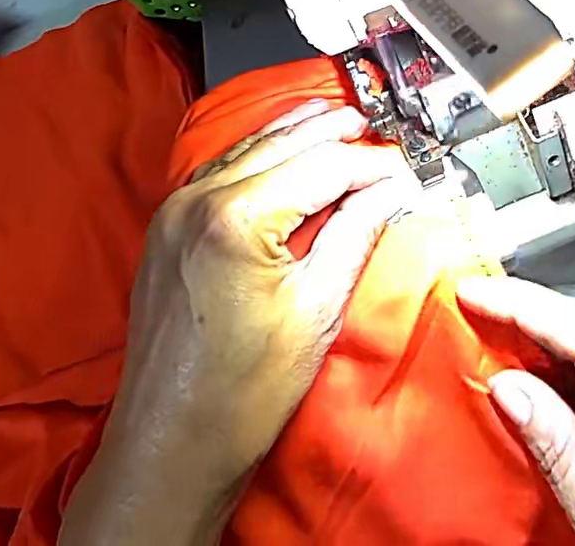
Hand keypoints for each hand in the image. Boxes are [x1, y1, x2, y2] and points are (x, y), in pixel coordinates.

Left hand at [62, 103, 418, 545]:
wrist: (166, 450)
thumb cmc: (244, 393)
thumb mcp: (318, 309)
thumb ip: (357, 233)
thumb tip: (393, 190)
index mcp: (237, 219)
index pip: (326, 165)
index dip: (374, 163)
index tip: (407, 172)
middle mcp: (198, 198)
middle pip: (288, 143)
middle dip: (340, 135)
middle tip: (382, 134)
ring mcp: (176, 207)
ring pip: (253, 146)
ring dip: (302, 133)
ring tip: (346, 124)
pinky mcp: (168, 222)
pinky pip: (226, 166)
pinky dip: (266, 151)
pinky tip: (290, 146)